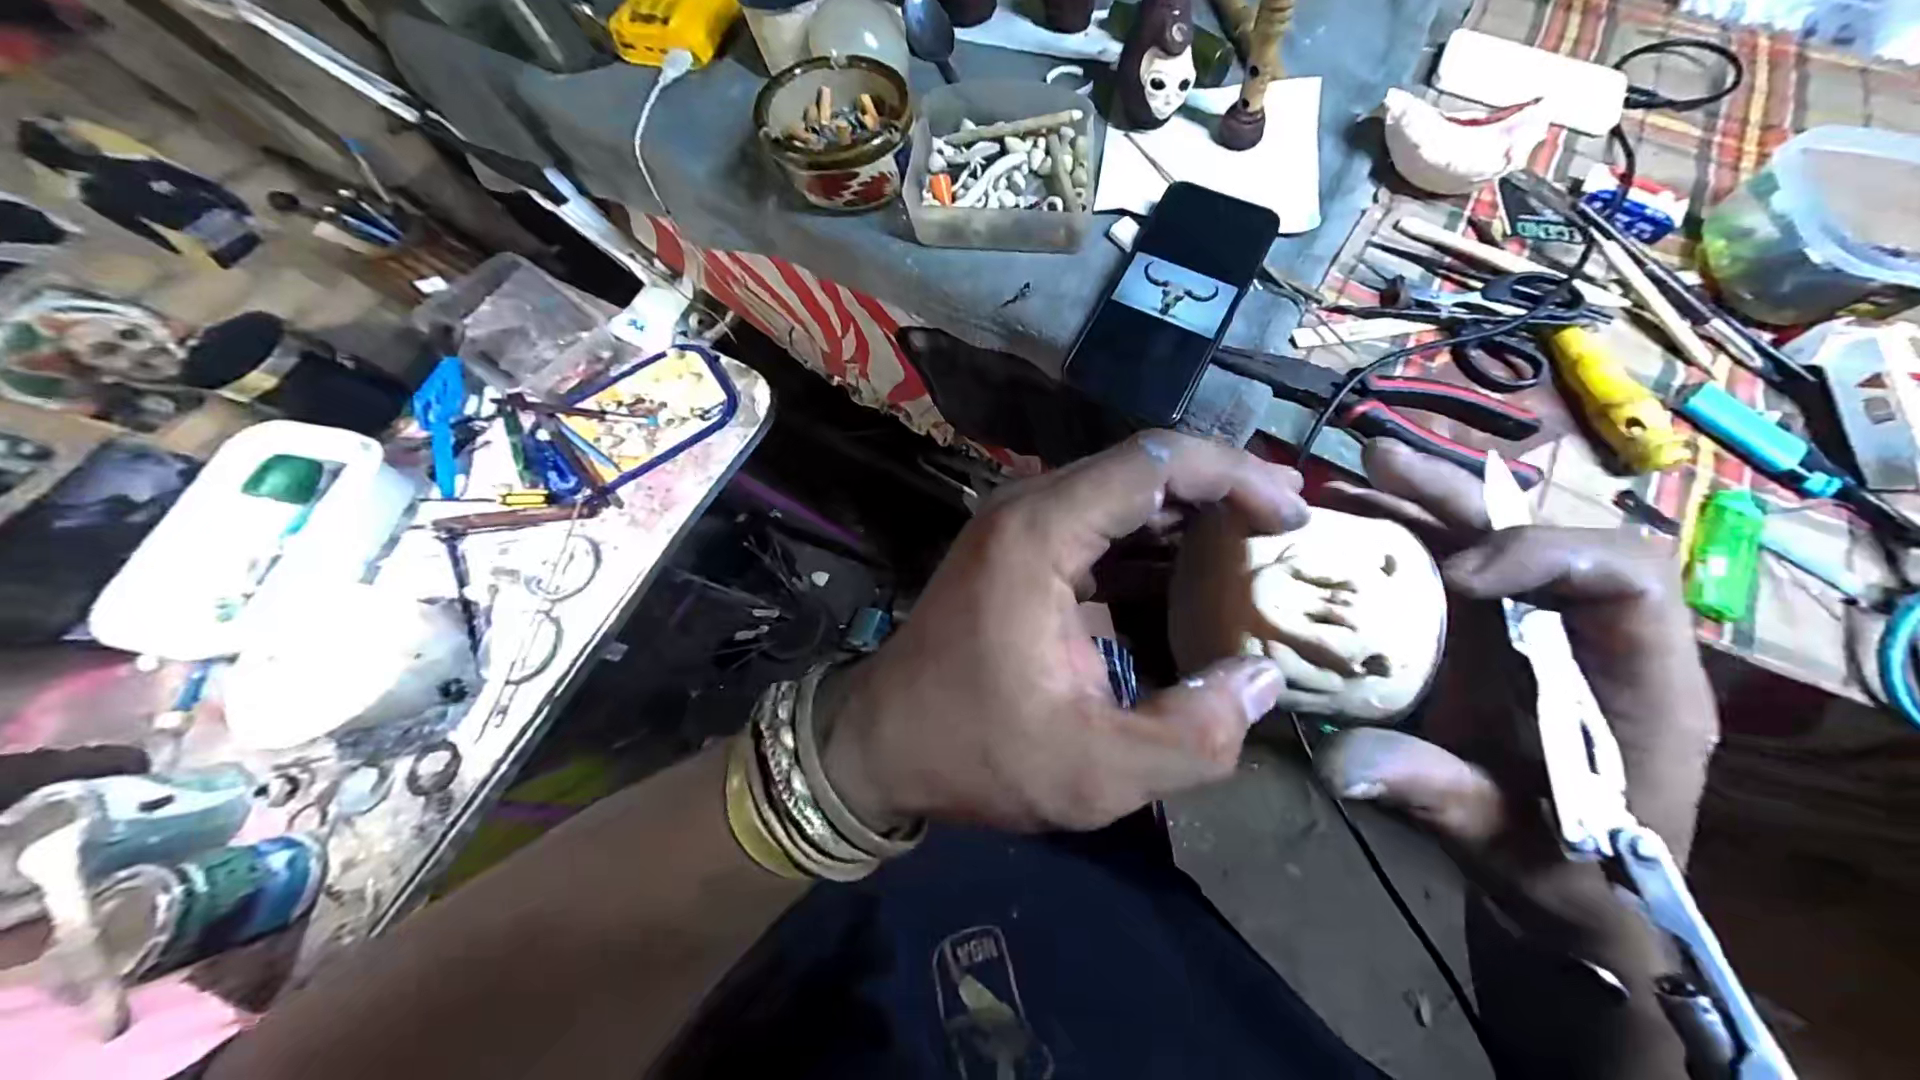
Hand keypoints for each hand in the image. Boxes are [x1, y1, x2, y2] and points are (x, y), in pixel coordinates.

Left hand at [820, 431, 1308, 832]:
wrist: (877, 745)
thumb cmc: (972, 753)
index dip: (1233, 475)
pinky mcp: (1013, 552)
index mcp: (1038, 536)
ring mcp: (1014, 526)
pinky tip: (1191, 569)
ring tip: (1257, 540)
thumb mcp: (1092, 772)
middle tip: (1288, 522)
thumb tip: (1261, 681)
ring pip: (1118, 490)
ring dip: (1187, 509)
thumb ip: (1193, 736)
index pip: (1153, 462)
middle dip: (1220, 486)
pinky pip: (1095, 523)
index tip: (1292, 513)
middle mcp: (1024, 510)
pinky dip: (1149, 537)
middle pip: (1138, 466)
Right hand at [1317, 439, 1719, 866]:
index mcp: (1631, 678)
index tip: (1457, 576)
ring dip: (1411, 503)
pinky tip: (1340, 523)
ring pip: (1477, 538)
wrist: (1558, 875)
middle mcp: (1576, 630)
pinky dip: (1390, 539)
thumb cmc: (1562, 862)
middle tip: (1380, 464)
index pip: (1626, 577)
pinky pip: (1434, 568)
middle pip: (1535, 532)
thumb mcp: (1503, 839)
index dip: (1546, 554)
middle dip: (1457, 494)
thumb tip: (1340, 765)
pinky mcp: (1472, 632)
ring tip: (1344, 480)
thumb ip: (1434, 792)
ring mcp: (1520, 624)